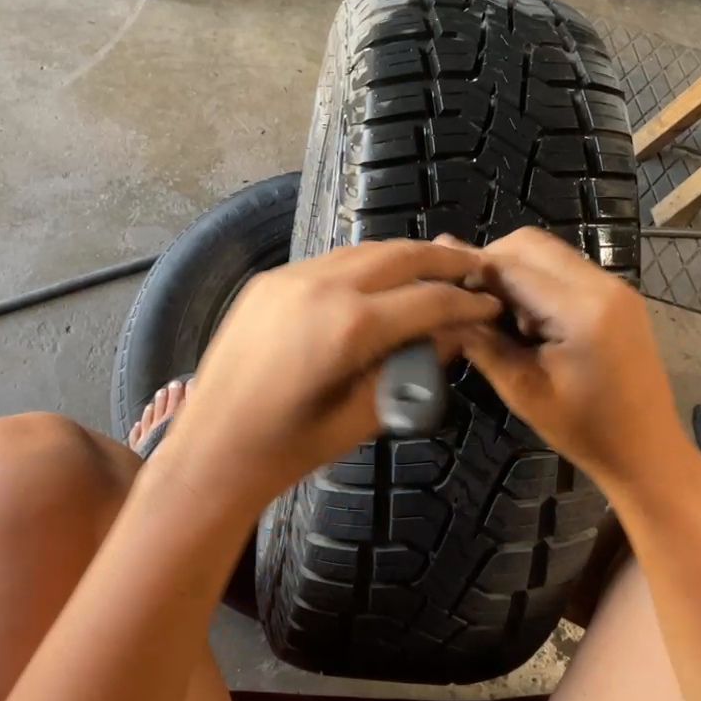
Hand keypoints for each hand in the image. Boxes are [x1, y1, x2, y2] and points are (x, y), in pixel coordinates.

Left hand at [155, 240, 501, 509]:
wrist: (212, 448)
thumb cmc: (289, 448)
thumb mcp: (361, 416)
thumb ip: (412, 370)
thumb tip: (452, 335)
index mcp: (349, 326)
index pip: (427, 300)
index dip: (465, 302)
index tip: (489, 305)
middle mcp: (321, 286)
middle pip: (399, 256)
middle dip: (443, 260)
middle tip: (474, 268)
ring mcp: (290, 277)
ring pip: (363, 251)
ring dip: (403, 258)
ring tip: (433, 271)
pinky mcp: (269, 280)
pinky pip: (329, 262)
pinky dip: (364, 266)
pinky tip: (379, 283)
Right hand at [442, 228, 695, 492]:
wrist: (648, 452)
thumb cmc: (584, 430)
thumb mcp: (521, 389)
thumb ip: (481, 341)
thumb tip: (443, 307)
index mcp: (580, 309)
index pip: (511, 265)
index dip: (471, 271)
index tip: (441, 286)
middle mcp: (602, 284)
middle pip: (530, 243)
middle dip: (491, 262)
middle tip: (467, 299)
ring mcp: (615, 286)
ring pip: (548, 251)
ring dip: (514, 269)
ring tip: (496, 313)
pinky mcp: (618, 296)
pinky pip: (565, 268)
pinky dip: (537, 279)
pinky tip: (526, 318)